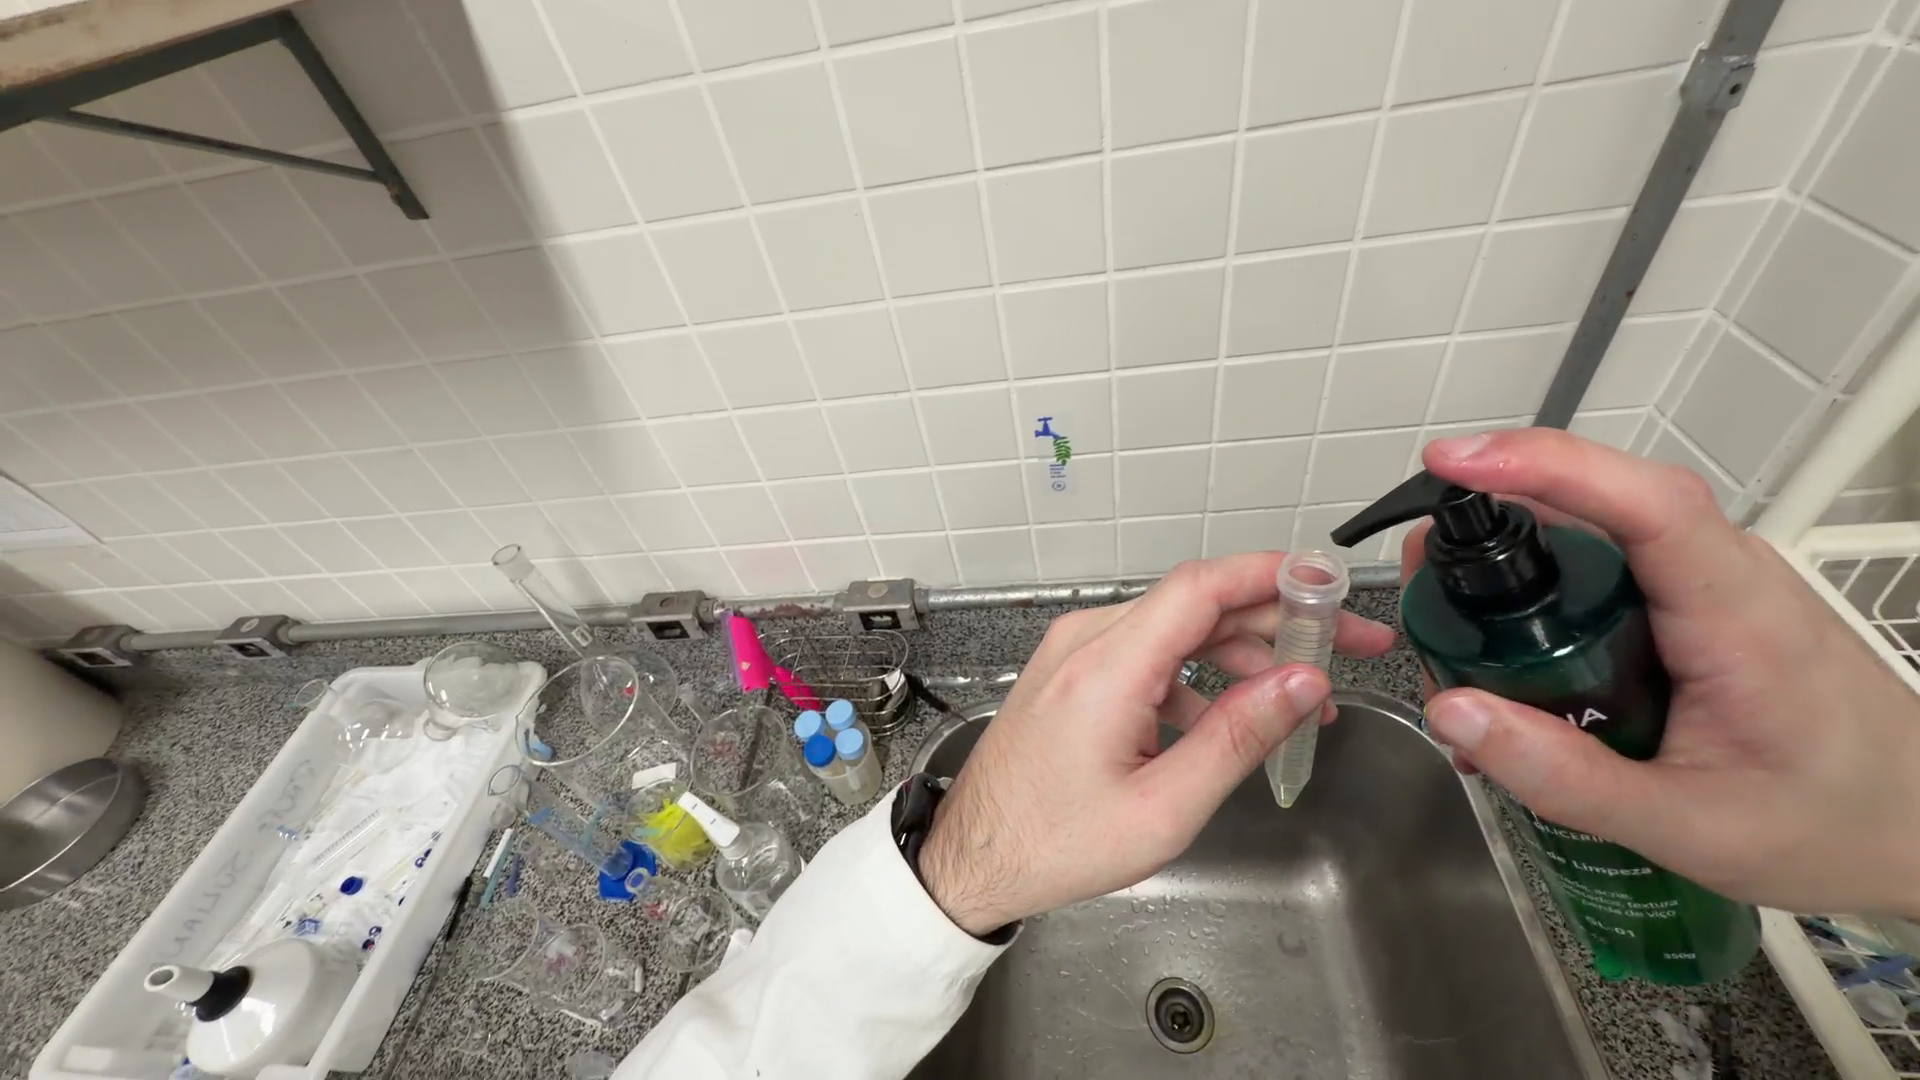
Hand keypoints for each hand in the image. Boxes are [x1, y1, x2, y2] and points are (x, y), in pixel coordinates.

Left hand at [917, 554, 1395, 934]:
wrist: (974, 855)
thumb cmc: (1054, 843)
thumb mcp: (1162, 808)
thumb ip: (1238, 738)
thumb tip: (1304, 683)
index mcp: (1106, 665)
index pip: (1200, 587)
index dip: (1272, 574)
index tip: (1331, 585)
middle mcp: (1086, 640)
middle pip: (1196, 605)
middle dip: (1277, 620)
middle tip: (1346, 646)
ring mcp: (1075, 652)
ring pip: (1175, 629)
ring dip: (1241, 653)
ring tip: (1300, 698)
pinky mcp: (1073, 671)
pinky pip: (1147, 655)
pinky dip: (1197, 676)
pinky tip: (1230, 718)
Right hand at [1409, 428, 1919, 916]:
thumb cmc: (1832, 828)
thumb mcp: (1689, 828)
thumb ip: (1565, 777)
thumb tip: (1448, 708)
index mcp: (1738, 617)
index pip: (1646, 504)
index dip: (1543, 465)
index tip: (1452, 461)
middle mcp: (1717, 576)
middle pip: (1590, 505)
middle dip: (1485, 517)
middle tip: (1416, 578)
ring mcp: (1697, 585)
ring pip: (1581, 534)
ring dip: (1498, 558)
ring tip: (1443, 622)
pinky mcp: (1678, 603)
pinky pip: (1589, 569)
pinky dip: (1525, 589)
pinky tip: (1494, 644)